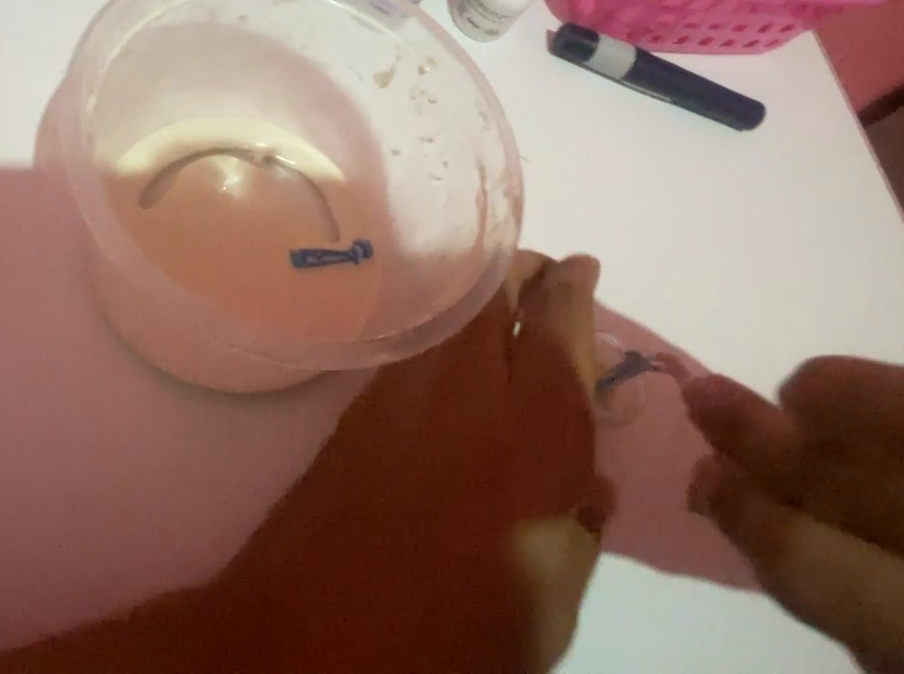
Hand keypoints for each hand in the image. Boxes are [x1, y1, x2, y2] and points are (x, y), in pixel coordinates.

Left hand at [0, 252, 608, 673]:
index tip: (584, 268)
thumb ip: (580, 529)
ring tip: (503, 306)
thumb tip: (590, 486)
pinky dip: (445, 329)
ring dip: (483, 294)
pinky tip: (454, 356)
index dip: (575, 288)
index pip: (560, 325)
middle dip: (526, 271)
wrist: (313, 633)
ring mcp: (407, 384)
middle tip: (545, 278)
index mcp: (535, 428)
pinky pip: (419, 342)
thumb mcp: (549, 602)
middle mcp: (470, 385)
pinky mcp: (364, 398)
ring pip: (454, 308)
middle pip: (499, 290)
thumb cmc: (453, 629)